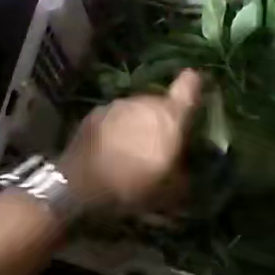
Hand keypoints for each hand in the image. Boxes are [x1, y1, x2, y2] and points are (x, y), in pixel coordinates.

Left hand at [59, 70, 201, 213]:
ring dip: (138, 124)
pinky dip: (117, 129)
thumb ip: (183, 176)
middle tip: (160, 144)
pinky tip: (112, 149)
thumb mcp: (168, 192)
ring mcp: (116, 105)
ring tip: (134, 150)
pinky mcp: (94, 113)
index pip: (188, 87)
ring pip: (135, 110)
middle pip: (160, 103)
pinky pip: (115, 118)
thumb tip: (187, 172)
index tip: (196, 82)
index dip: (193, 84)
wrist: (79, 183)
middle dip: (162, 119)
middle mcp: (144, 102)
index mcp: (169, 116)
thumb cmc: (132, 185)